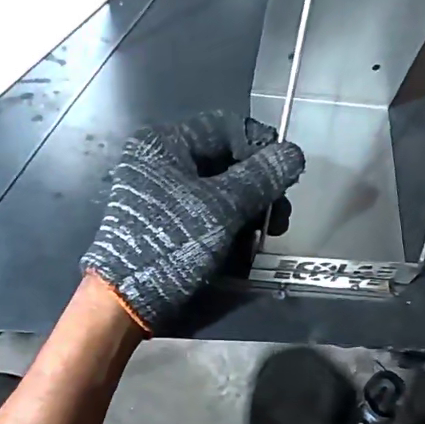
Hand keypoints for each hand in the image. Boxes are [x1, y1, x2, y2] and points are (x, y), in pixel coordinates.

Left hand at [81, 112, 304, 333]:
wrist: (129, 296)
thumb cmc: (173, 240)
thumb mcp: (222, 207)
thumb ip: (261, 177)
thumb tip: (294, 154)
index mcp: (166, 143)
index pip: (226, 127)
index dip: (261, 147)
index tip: (286, 175)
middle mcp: (163, 161)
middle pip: (227, 161)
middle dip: (260, 188)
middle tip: (279, 217)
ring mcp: (165, 193)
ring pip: (223, 190)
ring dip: (251, 211)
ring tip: (266, 236)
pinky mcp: (170, 222)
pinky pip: (210, 212)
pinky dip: (232, 226)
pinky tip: (247, 247)